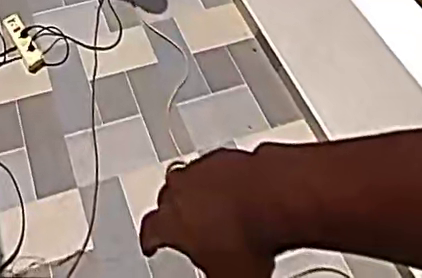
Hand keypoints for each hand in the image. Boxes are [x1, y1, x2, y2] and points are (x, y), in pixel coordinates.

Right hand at [139, 150, 274, 276]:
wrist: (271, 198)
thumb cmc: (246, 237)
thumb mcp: (224, 276)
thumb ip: (210, 273)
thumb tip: (213, 273)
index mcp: (171, 220)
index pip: (151, 231)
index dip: (150, 240)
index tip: (151, 243)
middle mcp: (180, 187)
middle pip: (167, 197)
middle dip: (173, 211)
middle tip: (184, 226)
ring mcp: (202, 167)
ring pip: (189, 178)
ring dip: (196, 192)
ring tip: (214, 211)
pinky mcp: (224, 155)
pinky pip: (214, 168)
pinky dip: (219, 181)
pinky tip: (233, 195)